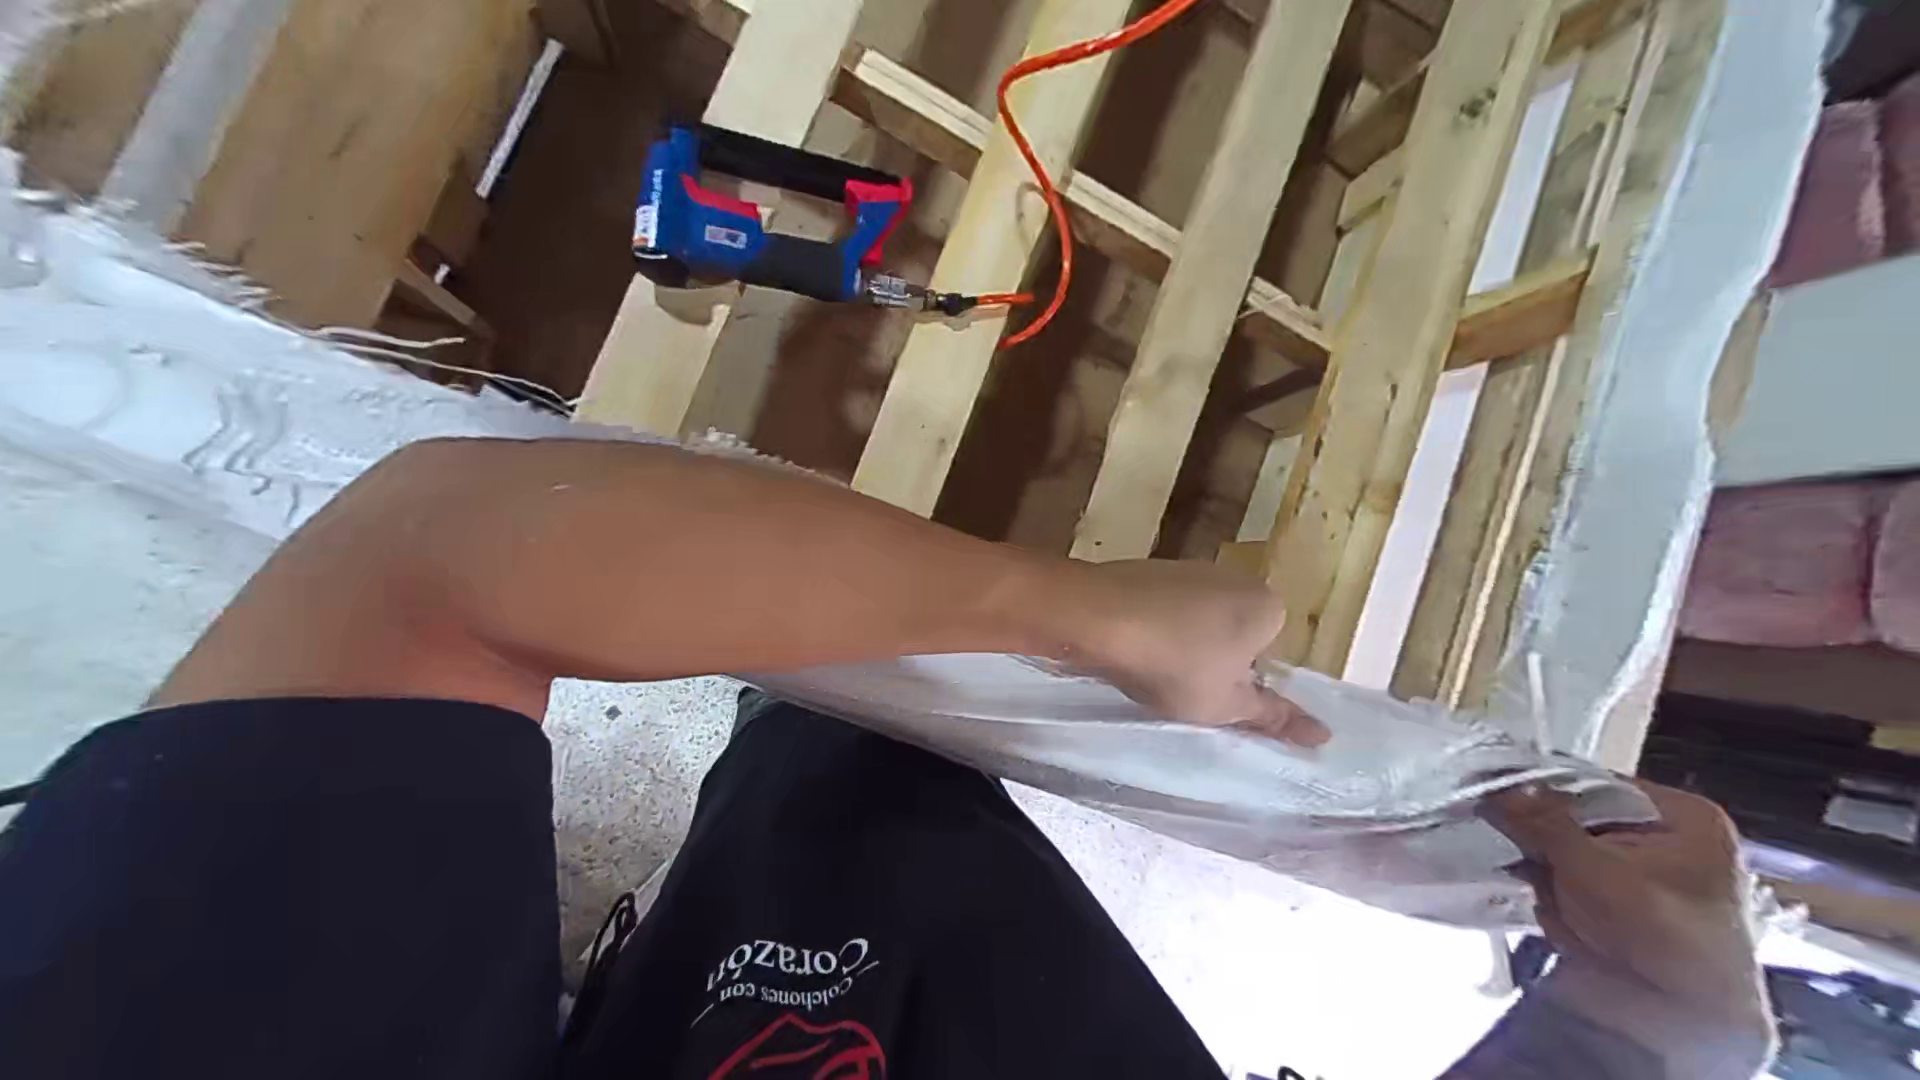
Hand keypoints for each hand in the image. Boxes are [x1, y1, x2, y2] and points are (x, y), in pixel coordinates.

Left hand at [1057, 559, 1326, 746]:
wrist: (1095, 615)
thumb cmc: (1174, 663)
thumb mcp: (1226, 704)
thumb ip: (1273, 717)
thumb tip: (1323, 735)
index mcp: (1266, 604)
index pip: (1267, 657)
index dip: (1238, 683)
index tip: (1210, 695)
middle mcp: (1233, 577)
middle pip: (1230, 635)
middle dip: (1208, 662)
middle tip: (1180, 686)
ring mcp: (1186, 568)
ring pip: (1192, 623)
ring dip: (1176, 646)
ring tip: (1149, 667)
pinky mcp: (1146, 569)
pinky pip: (1159, 609)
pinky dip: (1148, 627)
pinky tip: (1128, 645)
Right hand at [1486, 782, 1775, 1076]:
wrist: (1667, 1016)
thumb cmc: (1656, 934)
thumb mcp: (1592, 867)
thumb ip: (1538, 818)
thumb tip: (1490, 782)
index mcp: (1685, 816)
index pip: (1593, 778)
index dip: (1542, 781)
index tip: (1496, 784)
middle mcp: (1665, 831)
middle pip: (1575, 804)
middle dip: (1532, 813)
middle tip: (1490, 812)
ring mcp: (1635, 860)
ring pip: (1560, 831)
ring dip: (1528, 838)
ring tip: (1495, 837)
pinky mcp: (1607, 886)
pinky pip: (1558, 857)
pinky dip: (1533, 860)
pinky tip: (1511, 863)